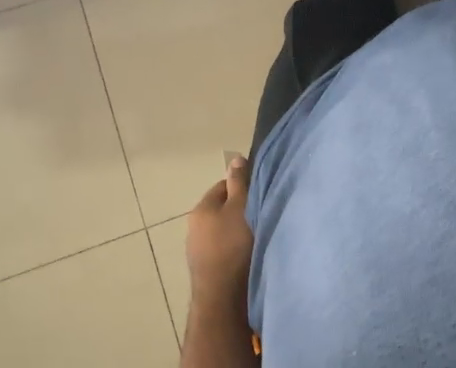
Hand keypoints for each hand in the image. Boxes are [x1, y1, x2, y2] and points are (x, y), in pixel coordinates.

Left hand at [187, 154, 254, 305]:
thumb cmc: (233, 244)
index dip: (242, 186)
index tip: (260, 192)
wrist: (222, 296)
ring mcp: (198, 250)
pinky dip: (235, 247)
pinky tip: (248, 252)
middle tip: (261, 212)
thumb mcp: (241, 206)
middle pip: (222, 208)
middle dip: (241, 208)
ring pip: (223, 229)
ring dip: (238, 229)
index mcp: (201, 209)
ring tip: (258, 233)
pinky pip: (223, 248)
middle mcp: (194, 227)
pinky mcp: (206, 269)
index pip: (223, 185)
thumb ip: (239, 182)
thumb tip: (234, 159)